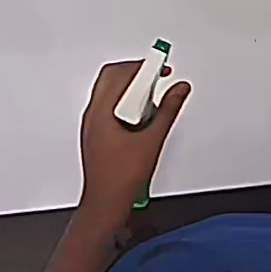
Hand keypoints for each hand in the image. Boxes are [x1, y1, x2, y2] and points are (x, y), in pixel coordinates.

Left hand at [79, 60, 190, 218]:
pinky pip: (111, 108)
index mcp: (101, 113)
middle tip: (157, 77)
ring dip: (133, 89)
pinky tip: (145, 117)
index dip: (143, 66)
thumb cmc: (120, 179)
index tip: (161, 67)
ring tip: (154, 98)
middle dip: (136, 73)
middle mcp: (93, 116)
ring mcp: (93, 126)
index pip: (119, 74)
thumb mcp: (152, 140)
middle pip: (111, 78)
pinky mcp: (97, 134)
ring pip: (110, 93)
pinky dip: (128, 104)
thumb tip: (178, 90)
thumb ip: (168, 110)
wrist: (106, 204)